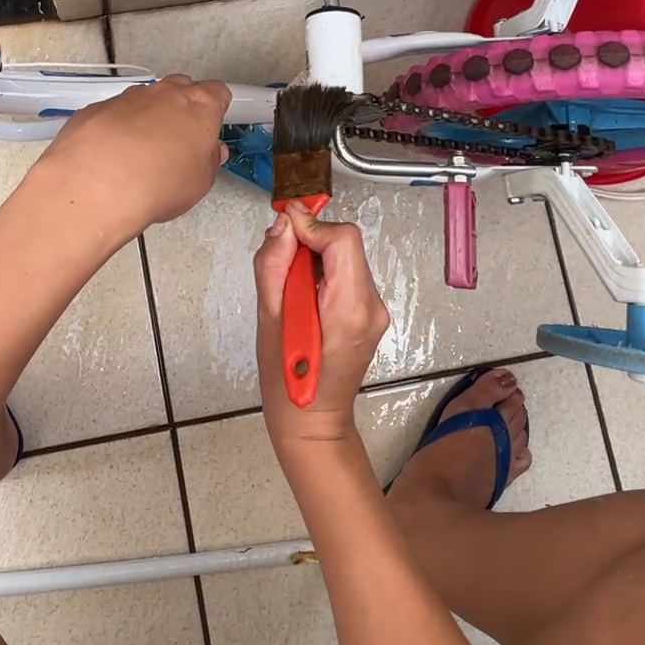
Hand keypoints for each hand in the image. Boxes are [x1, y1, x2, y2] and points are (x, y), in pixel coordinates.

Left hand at [30, 74, 231, 233]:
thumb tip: (210, 153)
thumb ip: (208, 161)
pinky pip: (115, 112)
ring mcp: (129, 97)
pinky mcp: (98, 108)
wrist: (98, 184)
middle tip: (179, 141)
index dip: (215, 109)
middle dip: (182, 109)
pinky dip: (118, 128)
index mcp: (199, 106)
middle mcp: (165, 93)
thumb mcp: (199, 183)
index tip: (211, 125)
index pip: (217, 93)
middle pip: (181, 88)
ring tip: (143, 153)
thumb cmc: (157, 183)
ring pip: (146, 99)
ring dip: (148, 118)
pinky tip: (113, 155)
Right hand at [254, 204, 389, 445]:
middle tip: (280, 257)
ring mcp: (375, 310)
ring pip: (346, 256)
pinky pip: (347, 274)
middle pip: (346, 245)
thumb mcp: (268, 318)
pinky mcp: (370, 313)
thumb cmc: (286, 379)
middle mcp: (371, 305)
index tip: (284, 227)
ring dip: (315, 256)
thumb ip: (274, 265)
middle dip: (311, 240)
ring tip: (289, 282)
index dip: (312, 226)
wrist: (313, 420)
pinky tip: (303, 294)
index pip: (343, 240)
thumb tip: (285, 224)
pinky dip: (324, 271)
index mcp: (349, 308)